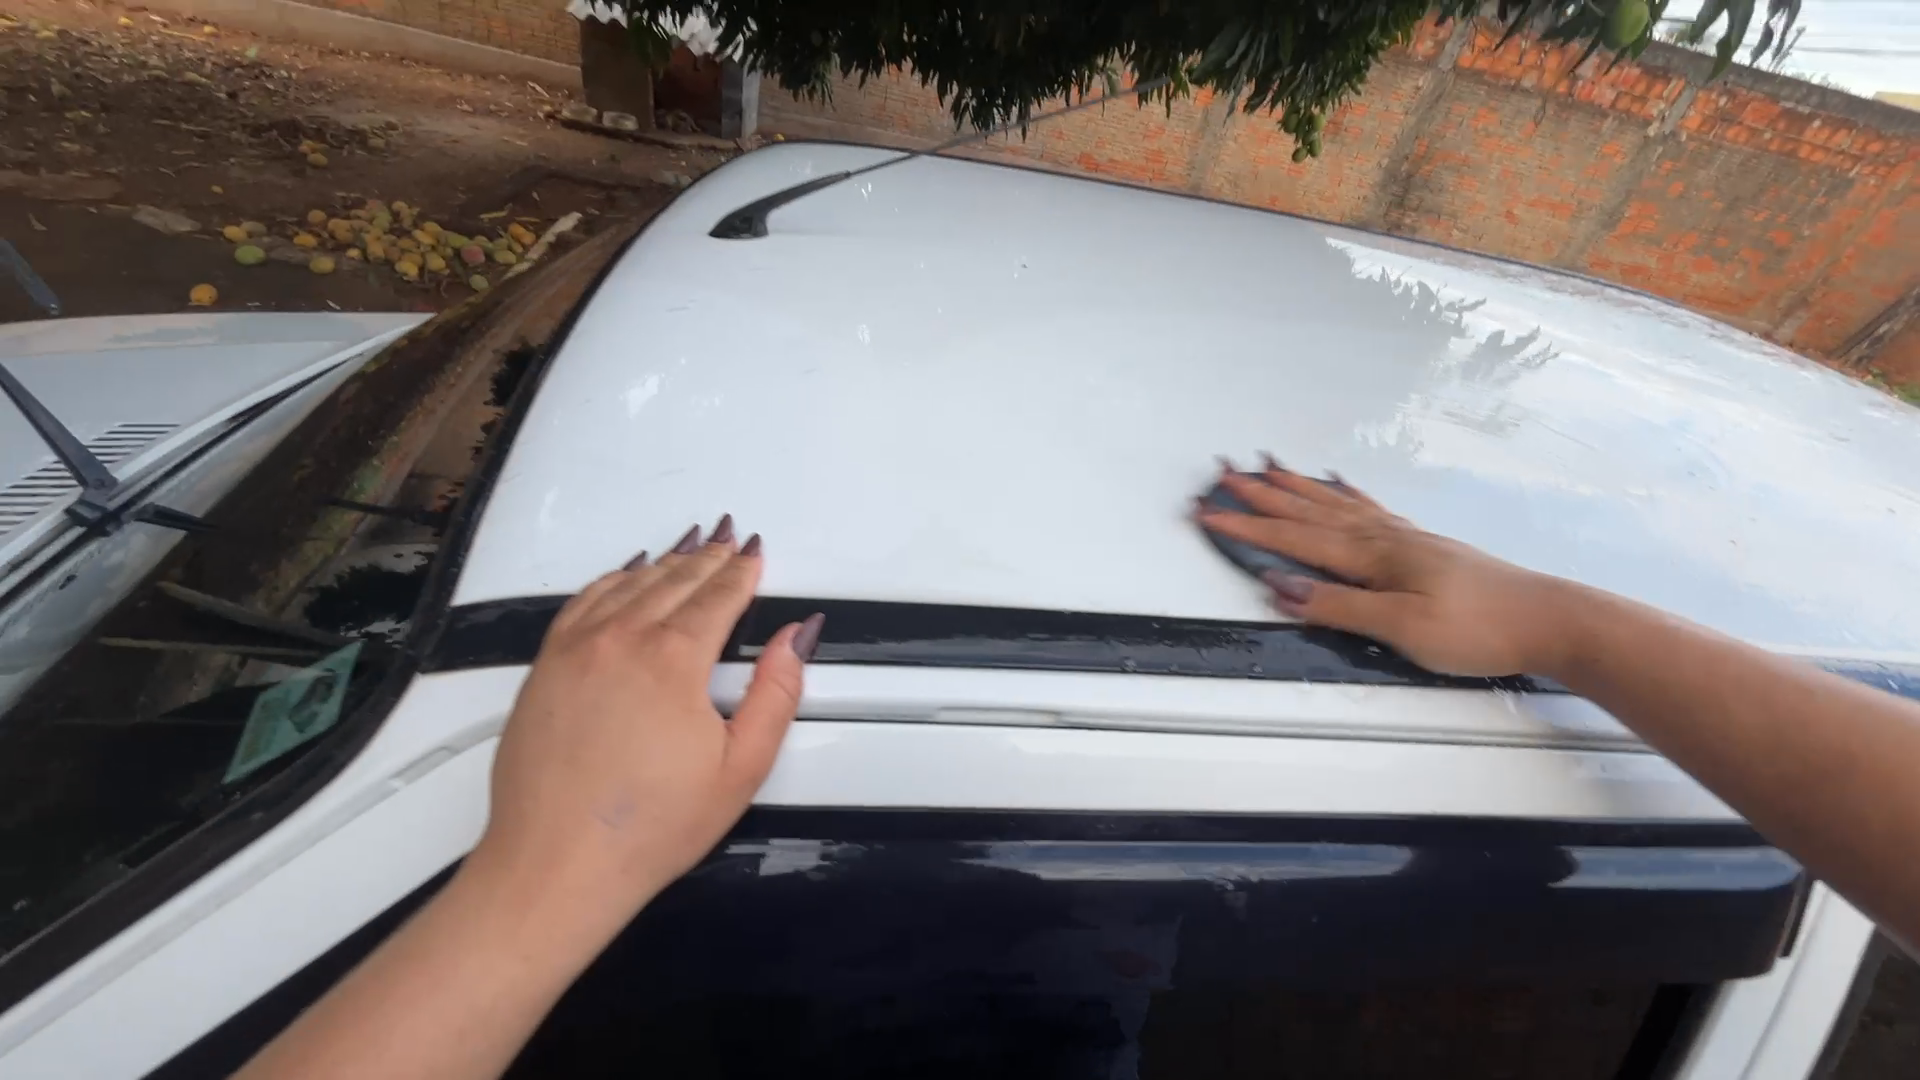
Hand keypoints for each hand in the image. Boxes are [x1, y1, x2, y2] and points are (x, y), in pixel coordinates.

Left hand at [464, 518, 822, 936]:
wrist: (554, 867)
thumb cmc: (654, 825)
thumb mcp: (742, 766)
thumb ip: (777, 692)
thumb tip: (797, 635)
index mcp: (673, 660)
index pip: (718, 597)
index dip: (742, 571)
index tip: (755, 552)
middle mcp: (621, 640)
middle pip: (676, 581)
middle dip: (710, 557)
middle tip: (730, 537)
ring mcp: (575, 650)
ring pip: (631, 584)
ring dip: (667, 560)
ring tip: (692, 543)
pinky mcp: (545, 667)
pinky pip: (584, 601)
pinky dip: (613, 578)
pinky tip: (629, 572)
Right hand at [1197, 460, 1570, 676]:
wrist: (1550, 620)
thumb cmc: (1477, 629)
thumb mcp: (1401, 627)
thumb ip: (1337, 605)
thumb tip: (1278, 586)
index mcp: (1368, 555)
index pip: (1291, 537)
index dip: (1245, 525)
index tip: (1207, 513)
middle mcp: (1378, 536)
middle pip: (1305, 509)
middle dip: (1259, 493)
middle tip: (1223, 474)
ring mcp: (1399, 535)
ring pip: (1331, 502)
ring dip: (1294, 485)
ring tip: (1266, 466)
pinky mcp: (1417, 542)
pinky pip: (1366, 506)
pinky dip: (1342, 491)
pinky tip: (1336, 483)